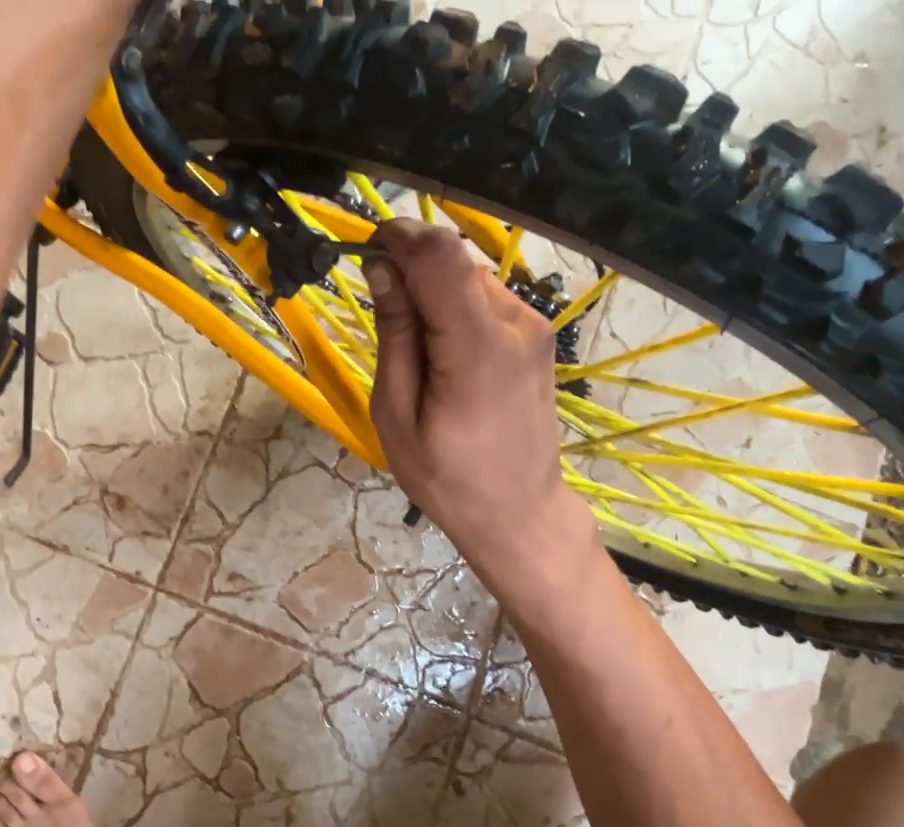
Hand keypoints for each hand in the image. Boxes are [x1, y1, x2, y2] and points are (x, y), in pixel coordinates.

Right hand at [364, 220, 599, 574]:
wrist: (519, 512)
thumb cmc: (447, 478)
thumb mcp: (397, 415)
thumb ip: (394, 335)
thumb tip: (382, 269)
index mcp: (478, 346)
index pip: (441, 255)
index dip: (400, 236)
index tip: (366, 249)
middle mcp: (516, 322)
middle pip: (454, 261)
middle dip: (411, 270)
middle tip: (383, 314)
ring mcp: (534, 327)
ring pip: (470, 277)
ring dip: (433, 292)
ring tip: (413, 349)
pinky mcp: (538, 336)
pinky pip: (487, 300)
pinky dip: (455, 308)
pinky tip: (441, 353)